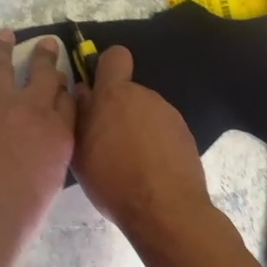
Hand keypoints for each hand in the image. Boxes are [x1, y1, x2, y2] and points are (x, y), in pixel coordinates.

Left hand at [0, 31, 76, 237]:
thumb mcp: (52, 183)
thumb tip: (42, 153)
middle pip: (42, 75)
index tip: (63, 82)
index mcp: (57, 133)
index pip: (67, 100)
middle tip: (46, 43)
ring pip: (0, 69)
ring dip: (2, 49)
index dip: (65, 88)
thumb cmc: (23, 212)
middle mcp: (30, 111)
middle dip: (45, 57)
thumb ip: (49, 158)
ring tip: (3, 35)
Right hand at [72, 45, 215, 248]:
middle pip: (127, 93)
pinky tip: (151, 170)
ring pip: (145, 113)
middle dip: (118, 109)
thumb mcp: (80, 150)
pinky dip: (156, 144)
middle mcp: (144, 96)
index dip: (106, 67)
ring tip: (131, 162)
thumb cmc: (113, 179)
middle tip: (108, 141)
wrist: (166, 209)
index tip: (99, 88)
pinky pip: (162, 130)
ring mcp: (168, 114)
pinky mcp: (185, 134)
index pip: (115, 56)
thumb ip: (80, 115)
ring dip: (137, 128)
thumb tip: (83, 93)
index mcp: (114, 95)